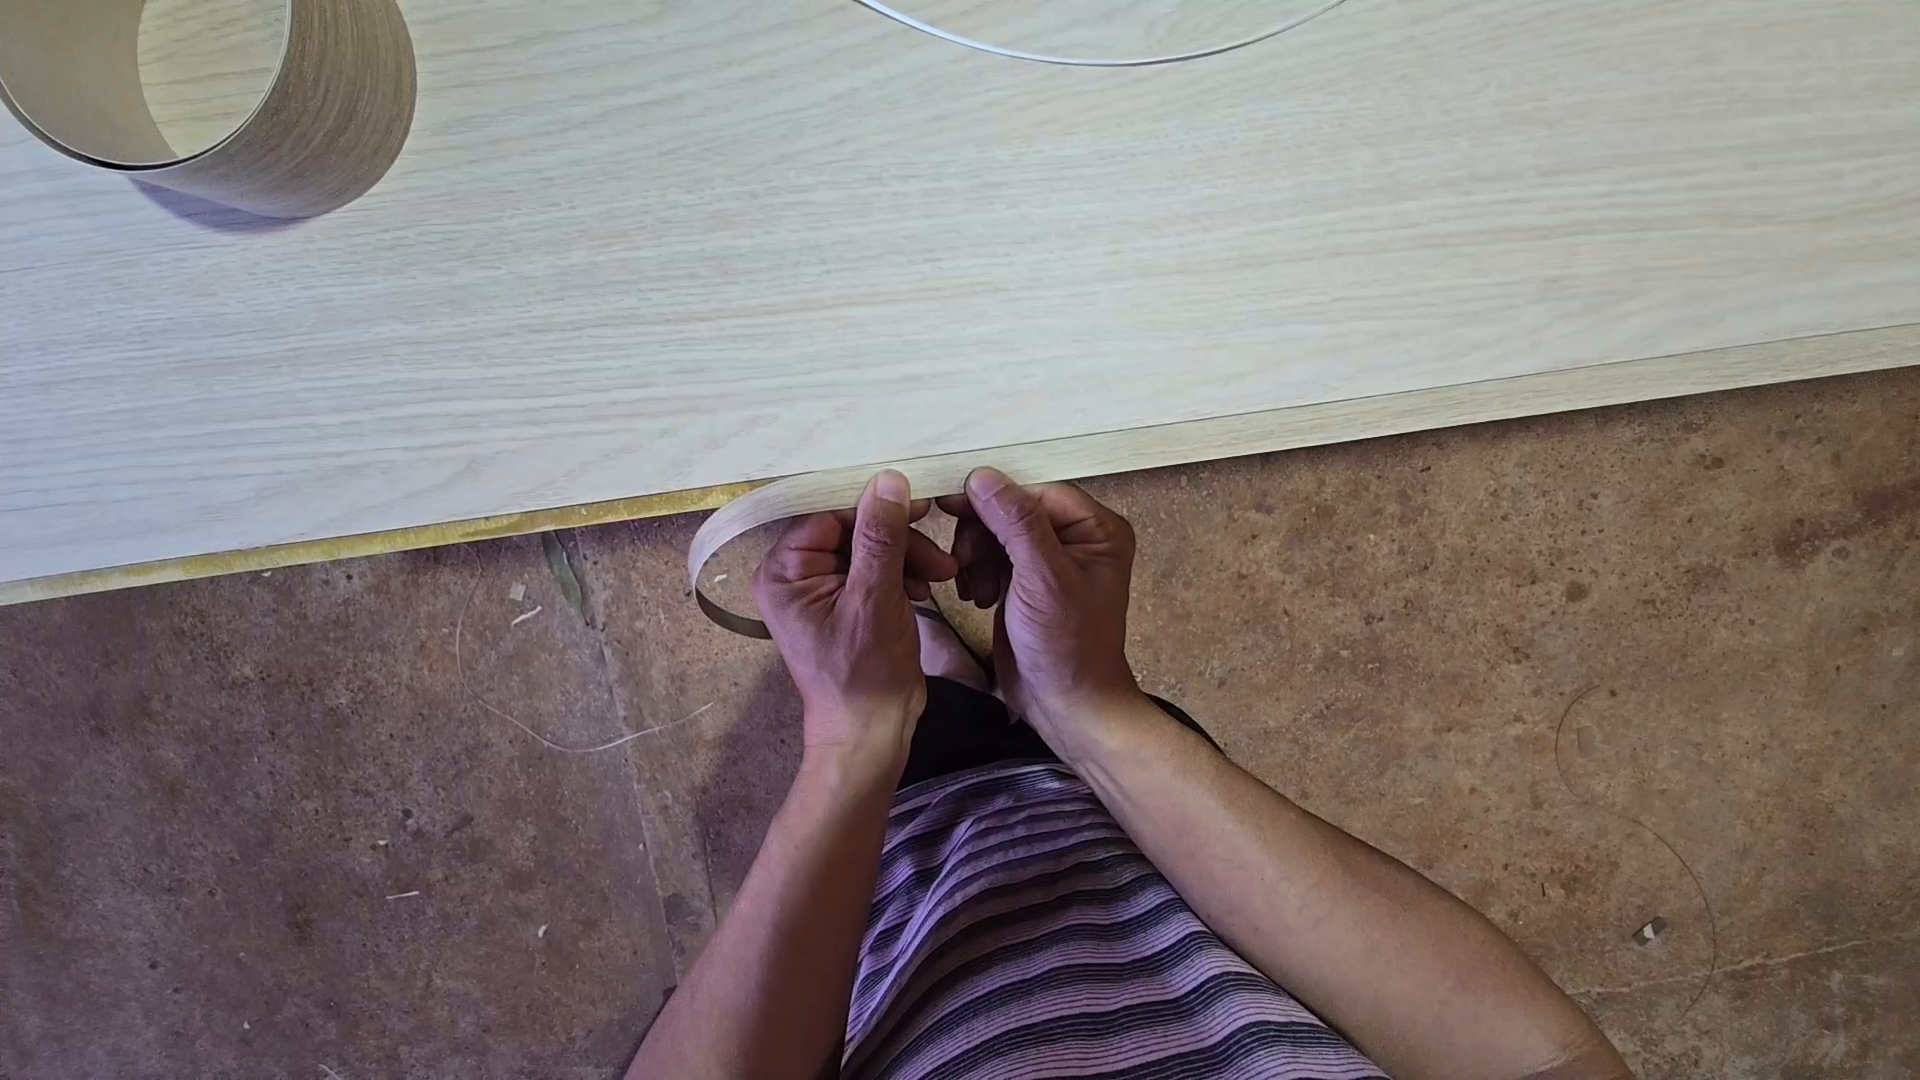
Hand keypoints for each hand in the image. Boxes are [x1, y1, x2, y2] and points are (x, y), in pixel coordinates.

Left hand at [753, 470, 956, 771]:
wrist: (872, 732)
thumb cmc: (865, 673)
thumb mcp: (875, 599)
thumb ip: (880, 537)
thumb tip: (888, 480)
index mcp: (785, 572)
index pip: (829, 514)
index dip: (874, 507)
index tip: (919, 505)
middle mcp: (797, 574)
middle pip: (852, 529)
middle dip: (899, 539)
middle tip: (939, 556)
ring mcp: (822, 588)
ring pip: (870, 546)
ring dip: (908, 556)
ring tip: (942, 575)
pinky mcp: (847, 600)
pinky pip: (876, 568)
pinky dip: (904, 573)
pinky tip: (925, 588)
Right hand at [938, 468, 1145, 752]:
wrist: (1064, 705)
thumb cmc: (1066, 644)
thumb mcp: (1043, 578)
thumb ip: (1015, 523)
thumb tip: (983, 475)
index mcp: (1096, 528)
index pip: (1036, 492)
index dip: (994, 497)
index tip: (952, 503)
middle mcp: (1076, 537)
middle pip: (1013, 510)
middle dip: (982, 533)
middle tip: (962, 561)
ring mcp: (1049, 560)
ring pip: (997, 533)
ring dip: (976, 555)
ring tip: (974, 589)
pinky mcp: (1026, 581)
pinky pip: (992, 557)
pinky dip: (977, 572)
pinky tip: (977, 597)